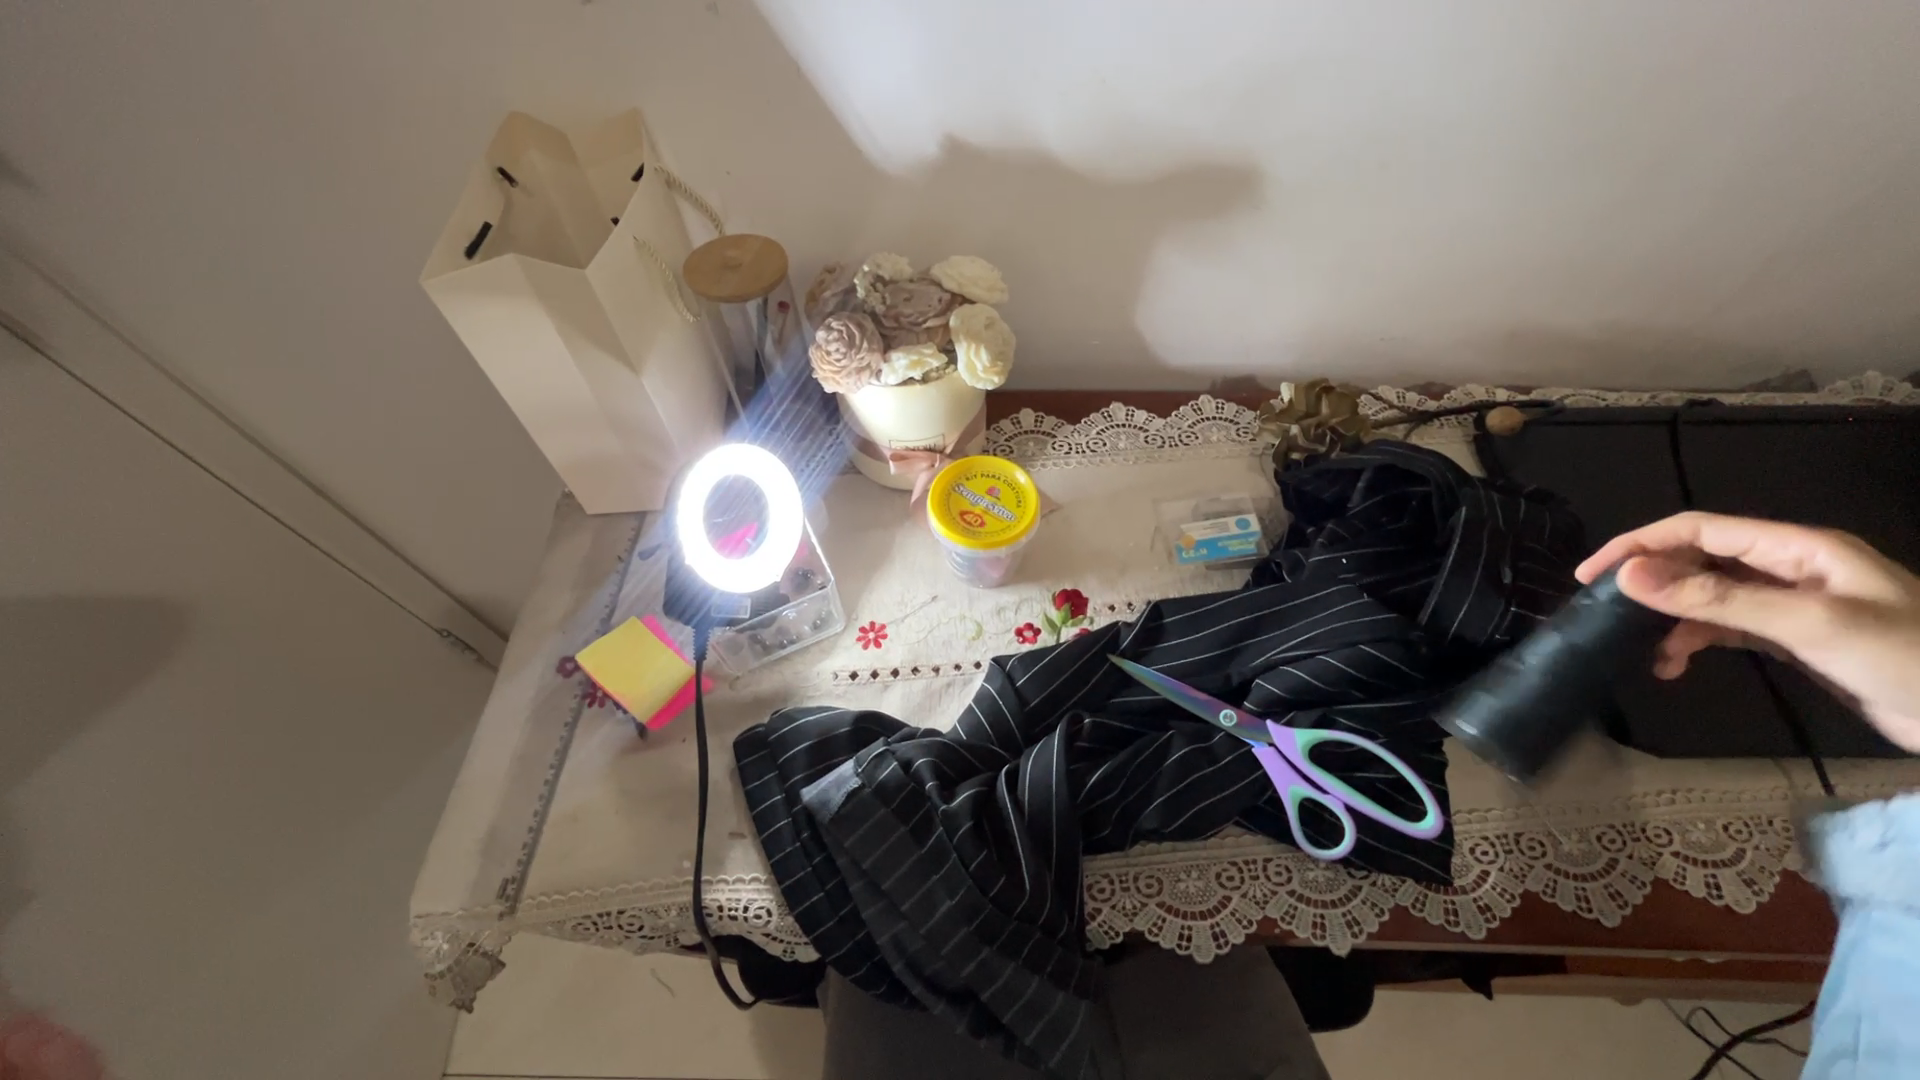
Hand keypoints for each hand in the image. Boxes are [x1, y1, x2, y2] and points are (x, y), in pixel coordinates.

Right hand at [1576, 511, 1919, 752]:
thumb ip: (1715, 599)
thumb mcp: (1806, 624)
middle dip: (1649, 585)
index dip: (1639, 545)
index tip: (1590, 576)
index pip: (1697, 530)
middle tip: (1603, 615)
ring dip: (1669, 621)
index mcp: (1796, 549)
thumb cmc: (1906, 658)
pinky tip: (1674, 664)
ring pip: (1704, 598)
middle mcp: (1787, 568)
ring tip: (1649, 654)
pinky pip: (1722, 628)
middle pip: (1696, 561)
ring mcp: (1789, 603)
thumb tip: (1626, 576)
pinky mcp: (1791, 637)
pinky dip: (1692, 641)